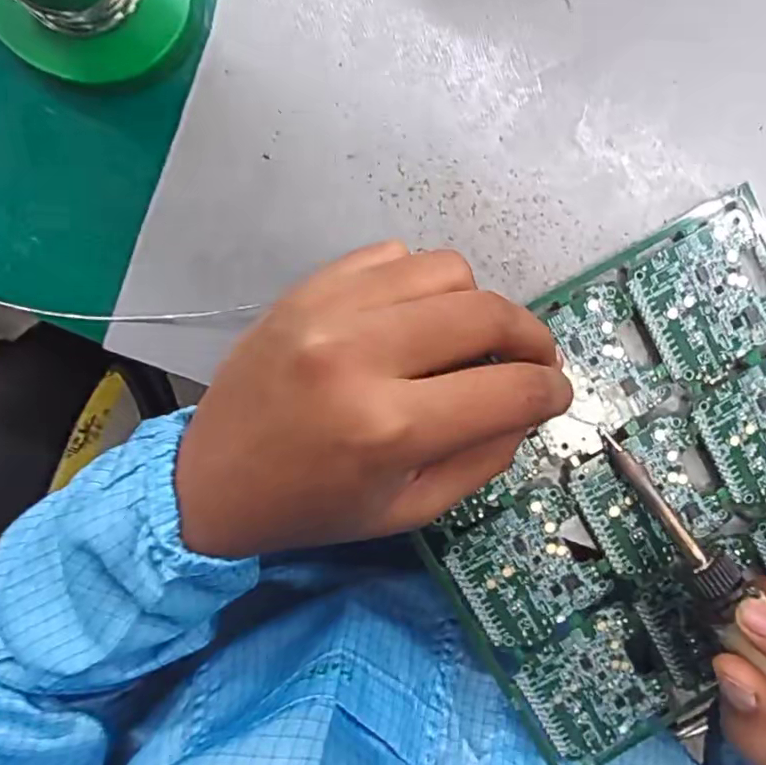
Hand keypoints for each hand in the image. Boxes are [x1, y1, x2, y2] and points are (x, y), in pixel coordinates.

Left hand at [177, 241, 571, 558]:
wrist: (210, 478)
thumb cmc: (311, 507)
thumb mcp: (407, 509)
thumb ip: (482, 458)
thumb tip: (527, 405)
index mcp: (387, 427)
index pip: (509, 390)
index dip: (550, 391)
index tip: (555, 393)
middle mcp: (360, 354)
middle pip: (486, 314)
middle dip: (531, 338)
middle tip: (530, 361)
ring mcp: (328, 310)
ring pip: (446, 269)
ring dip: (474, 305)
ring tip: (462, 340)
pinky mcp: (306, 289)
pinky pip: (392, 255)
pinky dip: (418, 284)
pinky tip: (410, 319)